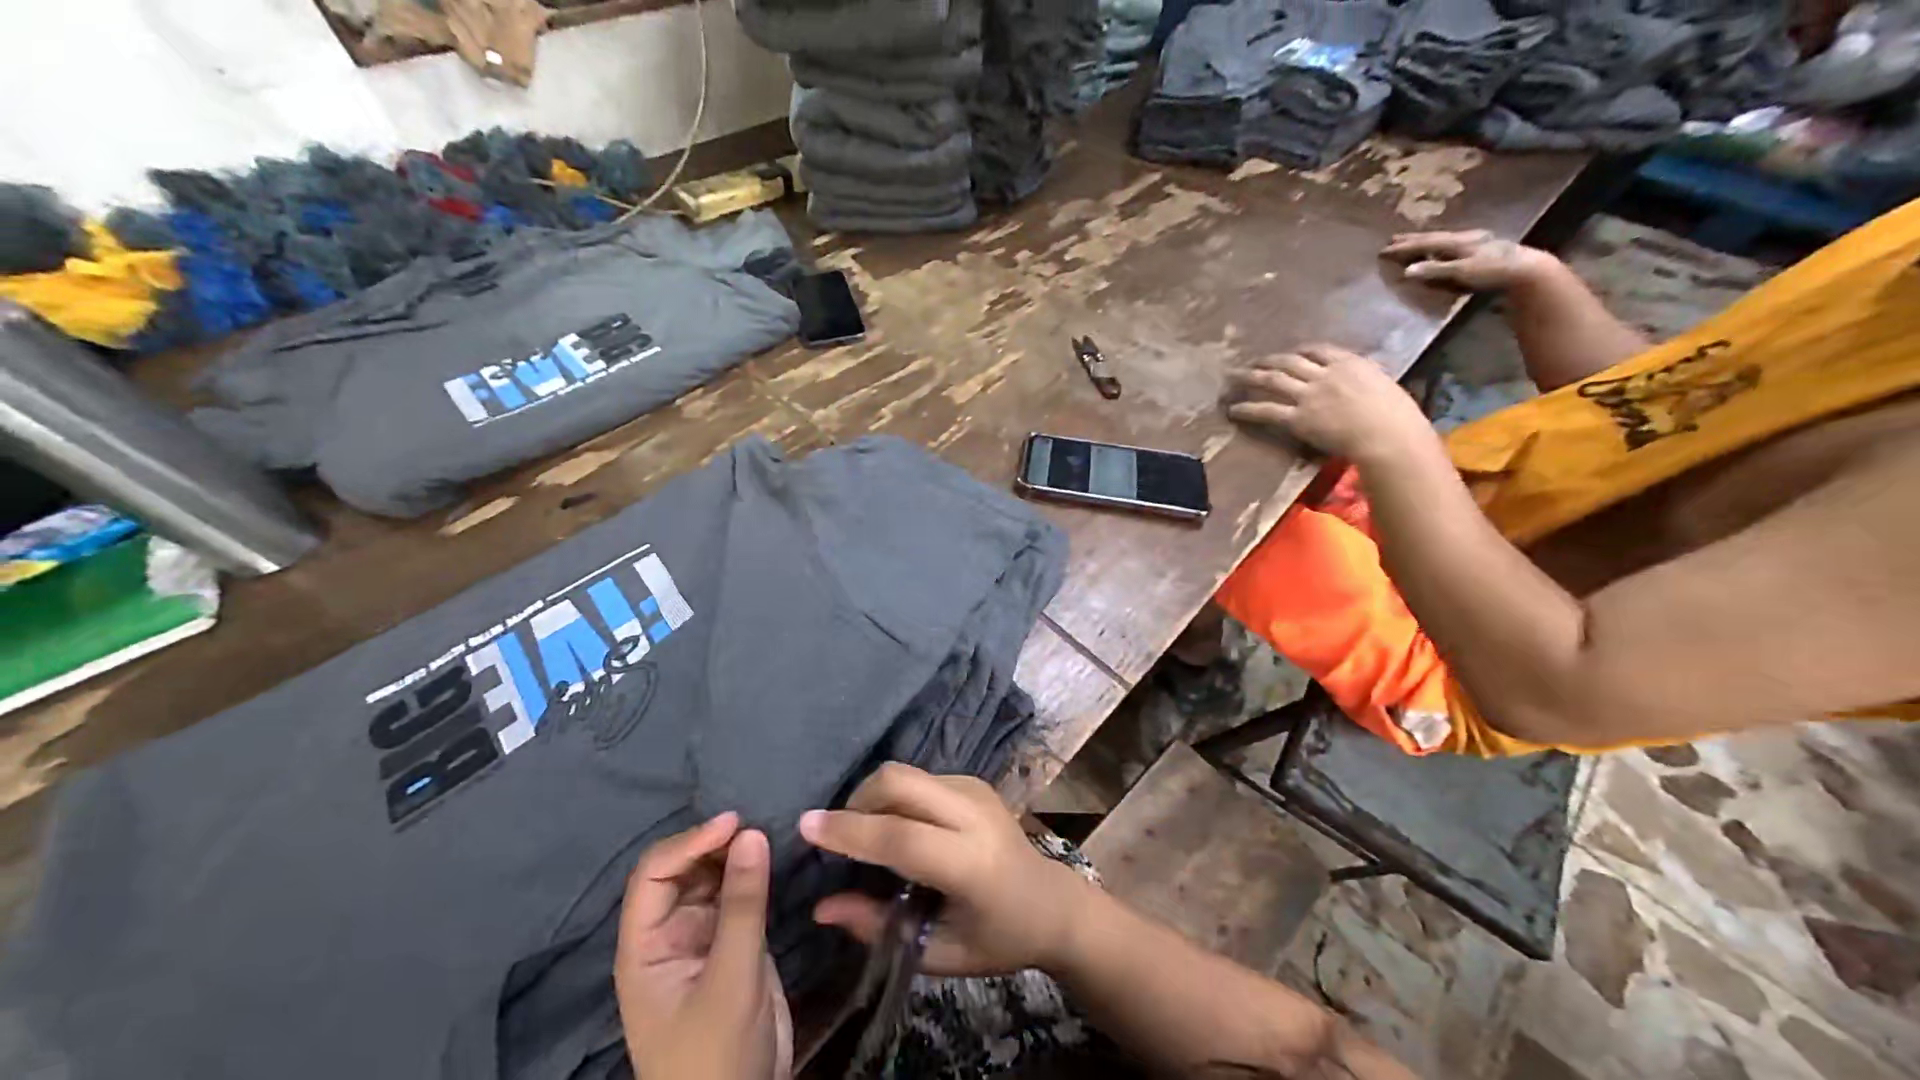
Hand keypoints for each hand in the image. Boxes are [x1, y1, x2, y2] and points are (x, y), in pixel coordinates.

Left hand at [616, 813, 793, 1079]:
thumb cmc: (716, 1055)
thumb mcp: (731, 980)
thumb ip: (743, 906)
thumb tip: (753, 834)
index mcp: (645, 946)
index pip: (654, 875)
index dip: (689, 843)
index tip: (733, 822)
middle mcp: (669, 934)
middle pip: (683, 871)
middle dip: (715, 844)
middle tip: (759, 823)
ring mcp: (702, 939)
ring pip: (714, 881)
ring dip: (737, 855)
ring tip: (770, 832)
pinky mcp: (733, 946)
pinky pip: (740, 899)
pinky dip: (755, 876)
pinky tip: (775, 858)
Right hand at [799, 764, 1094, 976]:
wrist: (1053, 903)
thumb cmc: (999, 939)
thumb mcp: (939, 952)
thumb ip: (879, 929)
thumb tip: (821, 908)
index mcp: (972, 864)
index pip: (901, 837)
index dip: (850, 831)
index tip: (806, 827)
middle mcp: (974, 815)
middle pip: (901, 781)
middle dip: (858, 800)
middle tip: (838, 835)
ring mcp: (976, 790)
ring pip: (905, 773)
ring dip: (874, 797)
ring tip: (867, 837)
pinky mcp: (973, 780)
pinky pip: (918, 777)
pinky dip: (895, 797)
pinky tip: (898, 829)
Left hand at [1224, 345, 1438, 468]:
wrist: (1388, 436)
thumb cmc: (1397, 416)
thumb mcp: (1385, 384)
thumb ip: (1367, 378)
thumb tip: (1365, 378)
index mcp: (1349, 363)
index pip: (1317, 350)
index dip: (1299, 351)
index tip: (1289, 353)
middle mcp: (1324, 374)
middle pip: (1288, 361)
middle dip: (1268, 360)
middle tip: (1253, 362)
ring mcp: (1308, 395)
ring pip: (1271, 380)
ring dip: (1250, 377)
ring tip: (1233, 378)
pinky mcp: (1297, 418)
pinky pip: (1266, 411)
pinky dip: (1246, 409)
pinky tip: (1233, 410)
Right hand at [1380, 230, 1557, 290]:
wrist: (1526, 271)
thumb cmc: (1493, 272)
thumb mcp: (1461, 272)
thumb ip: (1435, 271)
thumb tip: (1407, 271)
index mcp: (1458, 241)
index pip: (1425, 243)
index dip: (1404, 247)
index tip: (1383, 250)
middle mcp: (1465, 238)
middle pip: (1434, 237)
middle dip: (1413, 239)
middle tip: (1393, 239)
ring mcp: (1475, 243)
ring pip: (1444, 240)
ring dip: (1425, 242)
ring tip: (1412, 242)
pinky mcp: (1483, 250)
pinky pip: (1453, 246)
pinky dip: (1439, 248)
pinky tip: (1438, 251)